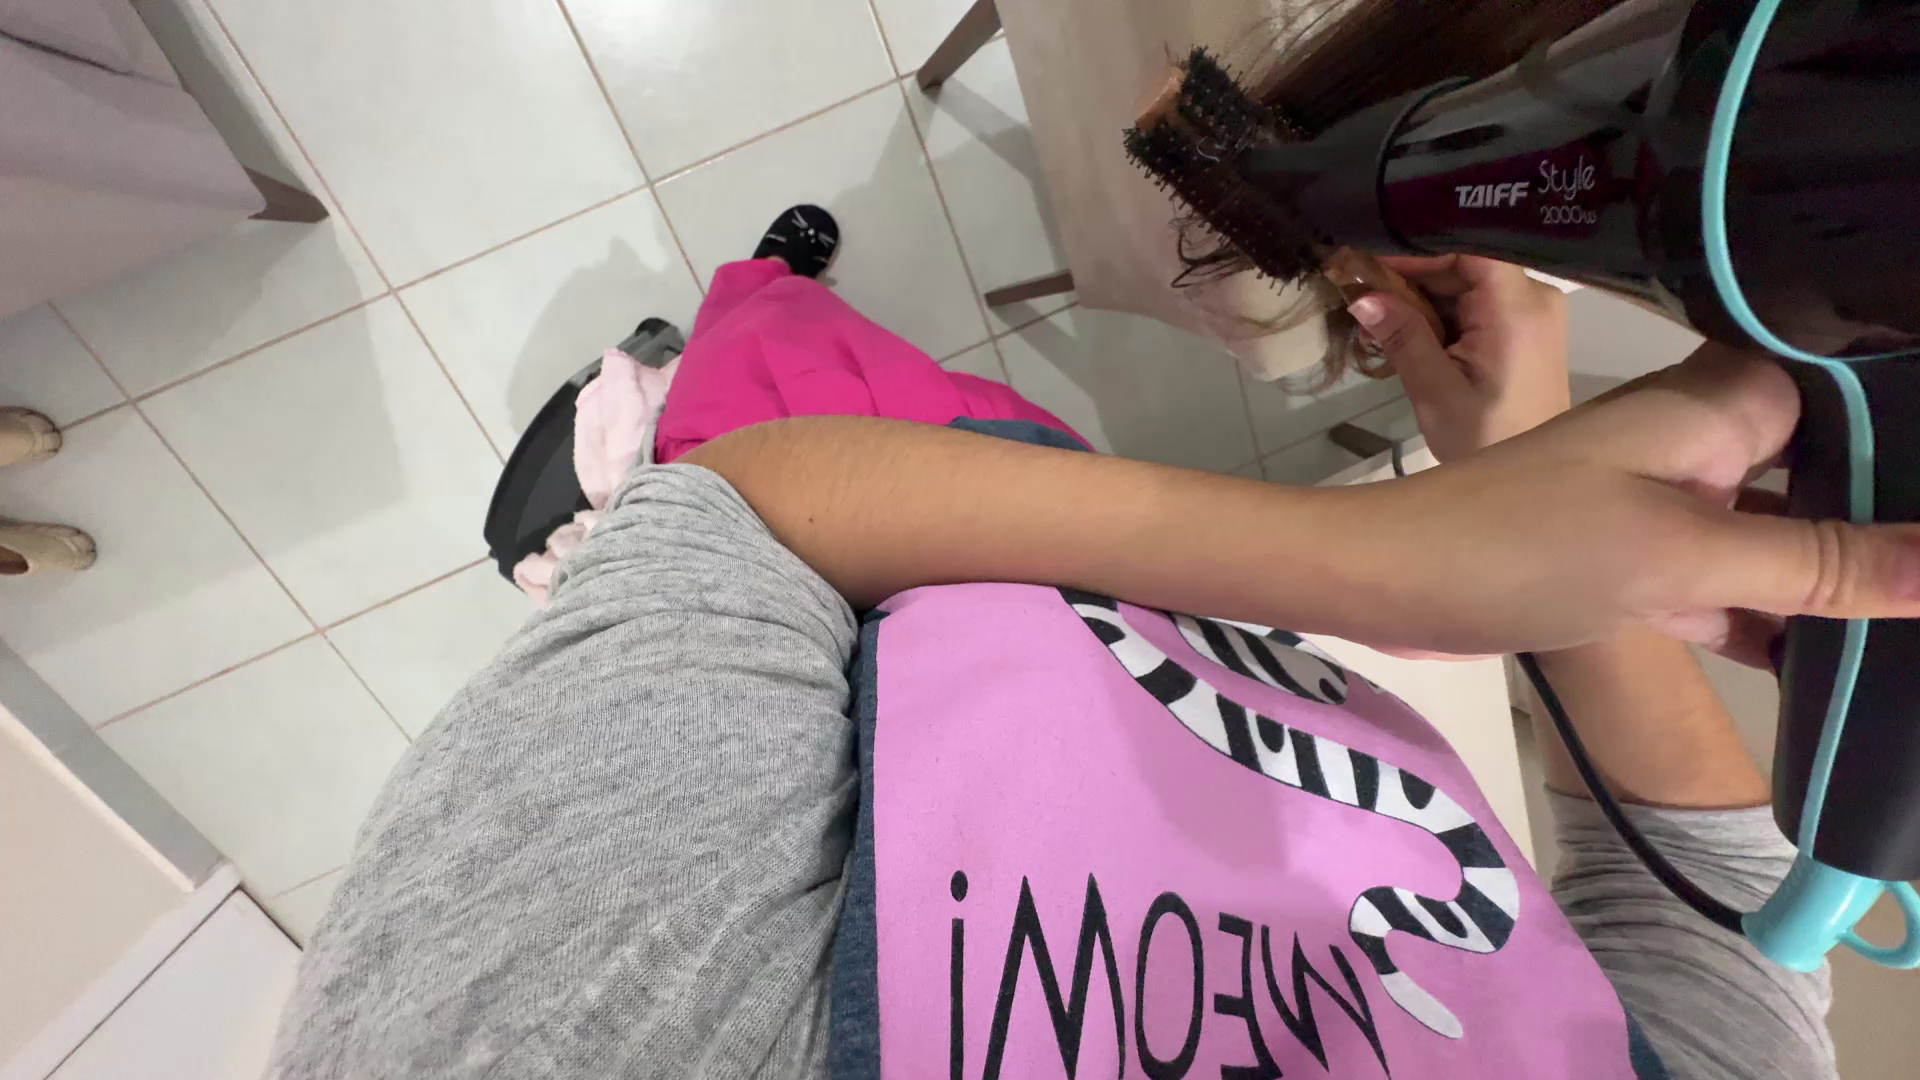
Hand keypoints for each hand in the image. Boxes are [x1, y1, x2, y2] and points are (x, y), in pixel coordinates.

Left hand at [1334, 344, 1919, 661]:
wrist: (1382, 585)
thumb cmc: (1516, 550)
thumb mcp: (1678, 554)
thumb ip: (1818, 557)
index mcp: (1701, 411)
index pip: (1848, 388)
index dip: (1912, 422)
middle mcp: (1675, 450)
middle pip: (1816, 470)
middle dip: (1885, 517)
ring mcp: (1638, 510)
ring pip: (1762, 536)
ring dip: (1832, 577)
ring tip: (1917, 625)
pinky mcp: (1606, 566)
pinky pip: (1707, 586)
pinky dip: (1759, 617)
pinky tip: (1839, 661)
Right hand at [1348, 255, 1569, 459]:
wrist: (1533, 475)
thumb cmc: (1484, 436)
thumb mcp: (1434, 390)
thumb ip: (1402, 338)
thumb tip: (1362, 298)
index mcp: (1517, 310)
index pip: (1471, 251)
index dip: (1420, 251)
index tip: (1370, 262)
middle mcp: (1532, 299)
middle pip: (1467, 265)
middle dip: (1412, 276)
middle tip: (1359, 290)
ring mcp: (1529, 313)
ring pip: (1467, 285)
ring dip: (1421, 297)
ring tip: (1374, 312)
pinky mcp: (1520, 329)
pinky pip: (1474, 305)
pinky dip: (1438, 314)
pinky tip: (1405, 330)